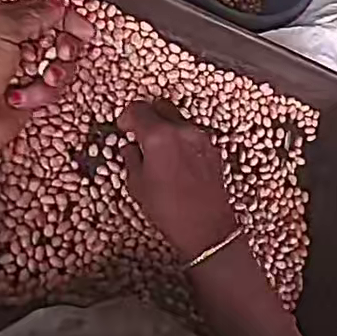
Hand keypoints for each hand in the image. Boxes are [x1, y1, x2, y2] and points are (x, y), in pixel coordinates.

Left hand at [0, 0, 94, 172]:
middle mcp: (11, 46)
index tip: (83, 27)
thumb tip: (59, 4)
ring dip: (56, 72)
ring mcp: (21, 73)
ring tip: (45, 78)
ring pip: (59, 66)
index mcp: (0, 22)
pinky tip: (23, 98)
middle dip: (65, 46)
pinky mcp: (28, 98)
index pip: (42, 12)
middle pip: (56, 39)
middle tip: (63, 51)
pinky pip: (52, 91)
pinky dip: (42, 94)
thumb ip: (34, 13)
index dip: (65, 17)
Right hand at [117, 100, 239, 259]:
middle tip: (137, 135)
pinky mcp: (213, 149)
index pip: (138, 109)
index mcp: (159, 136)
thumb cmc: (171, 211)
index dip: (126, 118)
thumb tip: (130, 148)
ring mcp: (201, 138)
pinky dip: (180, 139)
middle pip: (160, 107)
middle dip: (146, 117)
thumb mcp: (138, 185)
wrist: (207, 228)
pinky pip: (192, 134)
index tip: (123, 128)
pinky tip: (174, 160)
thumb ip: (131, 159)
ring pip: (178, 119)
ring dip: (165, 127)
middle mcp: (183, 131)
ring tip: (156, 151)